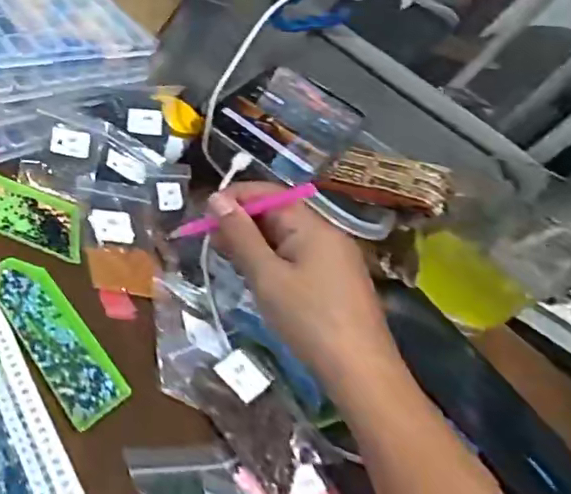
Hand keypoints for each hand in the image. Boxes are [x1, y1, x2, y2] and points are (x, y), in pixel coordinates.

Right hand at [207, 181, 399, 381]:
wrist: (364, 378)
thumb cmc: (309, 319)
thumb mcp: (264, 274)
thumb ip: (239, 233)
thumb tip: (216, 198)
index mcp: (313, 227)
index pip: (267, 192)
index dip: (233, 197)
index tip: (206, 217)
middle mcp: (327, 235)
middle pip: (276, 212)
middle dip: (241, 222)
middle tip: (213, 243)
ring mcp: (335, 260)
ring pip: (284, 236)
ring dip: (253, 242)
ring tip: (230, 261)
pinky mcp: (336, 282)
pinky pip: (296, 256)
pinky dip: (271, 259)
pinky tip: (257, 278)